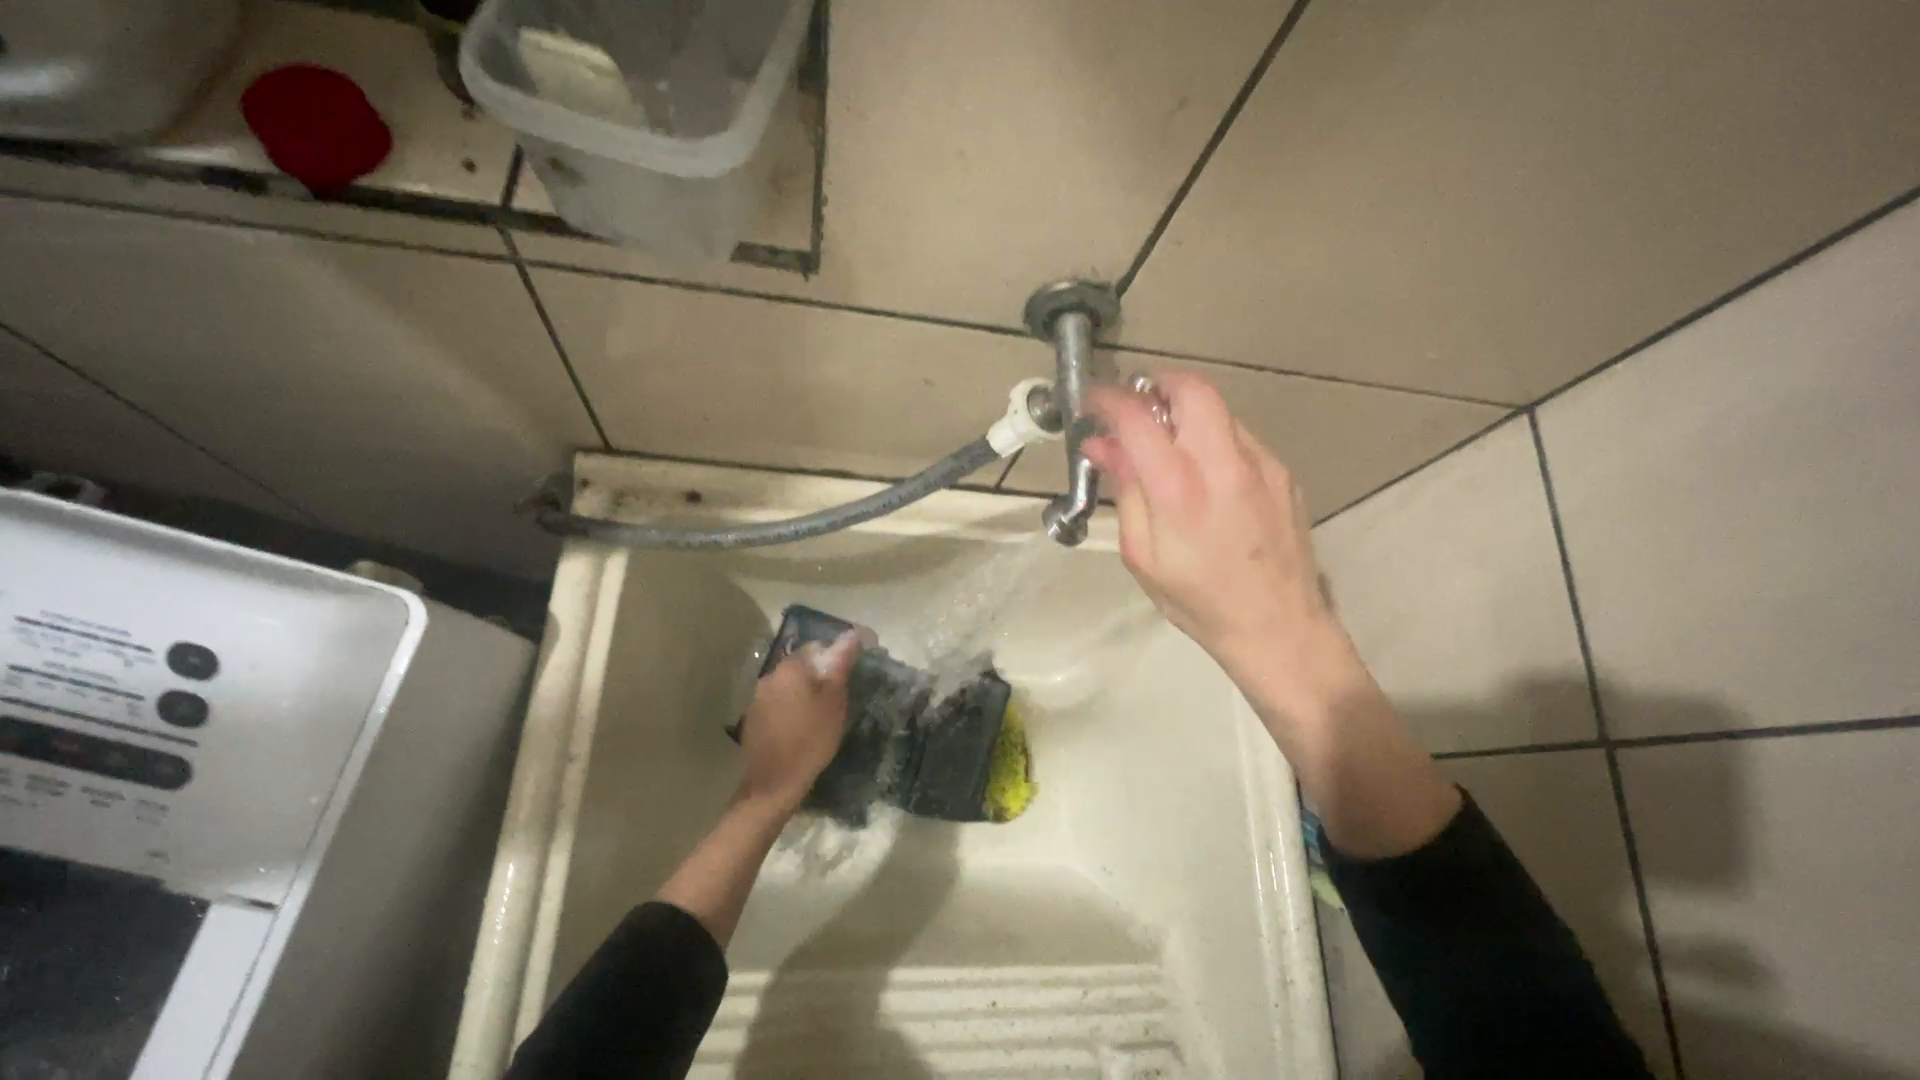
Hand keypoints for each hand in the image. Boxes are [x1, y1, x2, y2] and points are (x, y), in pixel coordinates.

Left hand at [736, 631, 860, 814]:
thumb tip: (852, 634)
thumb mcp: (834, 701)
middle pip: (801, 665)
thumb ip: (841, 664)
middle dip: (820, 675)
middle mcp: (770, 676)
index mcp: (790, 668)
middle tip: (839, 696)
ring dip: (805, 692)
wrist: (775, 782)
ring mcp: (758, 698)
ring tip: (822, 713)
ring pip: (789, 685)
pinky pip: (778, 702)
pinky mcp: (754, 718)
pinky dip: (792, 708)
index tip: (850, 676)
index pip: (817, 647)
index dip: (836, 658)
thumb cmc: (811, 738)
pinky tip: (802, 726)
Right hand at [1082, 372, 1356, 719]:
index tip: (1093, 404)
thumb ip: (1125, 491)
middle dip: (1156, 386)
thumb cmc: (1198, 601)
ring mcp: (1261, 463)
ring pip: (1218, 410)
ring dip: (1185, 416)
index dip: (1108, 399)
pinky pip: (1239, 438)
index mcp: (1180, 490)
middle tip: (1134, 410)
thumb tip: (1103, 446)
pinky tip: (1204, 480)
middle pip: (1192, 388)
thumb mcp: (1142, 555)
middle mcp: (1224, 464)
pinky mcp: (1282, 472)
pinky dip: (1212, 441)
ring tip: (1166, 452)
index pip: (1138, 416)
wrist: (1278, 627)